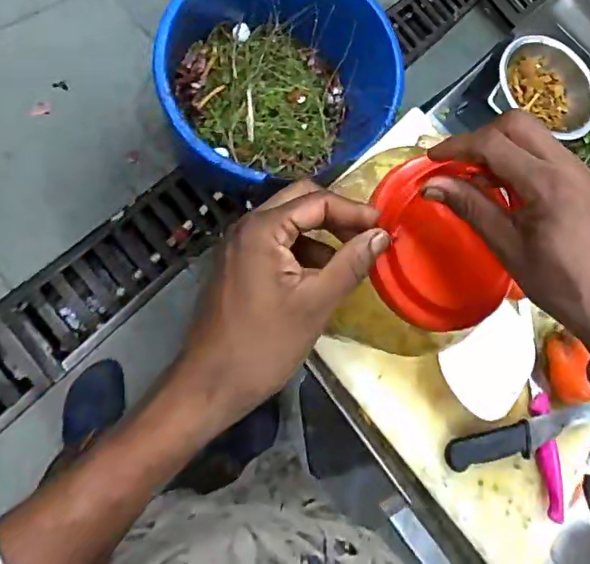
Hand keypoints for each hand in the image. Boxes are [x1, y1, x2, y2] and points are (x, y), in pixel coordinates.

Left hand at [169, 180, 389, 423]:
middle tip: (367, 234)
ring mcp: (238, 244)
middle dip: (337, 215)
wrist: (206, 389)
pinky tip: (323, 274)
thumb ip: (350, 264)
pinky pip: (277, 241)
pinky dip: (303, 249)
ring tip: (352, 256)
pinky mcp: (238, 263)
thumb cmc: (262, 346)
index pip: (318, 201)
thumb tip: (381, 235)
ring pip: (290, 221)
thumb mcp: (315, 304)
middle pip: (301, 200)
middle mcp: (247, 226)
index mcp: (263, 228)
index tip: (384, 225)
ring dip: (321, 232)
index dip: (354, 210)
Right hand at [426, 113, 589, 404]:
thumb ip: (470, 206)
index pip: (493, 144)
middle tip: (457, 165)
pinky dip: (515, 154)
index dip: (457, 146)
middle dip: (480, 136)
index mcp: (547, 182)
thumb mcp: (507, 246)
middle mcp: (564, 163)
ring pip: (529, 131)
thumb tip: (431, 184)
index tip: (432, 159)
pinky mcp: (577, 174)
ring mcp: (574, 166)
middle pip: (514, 123)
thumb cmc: (557, 282)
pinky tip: (501, 183)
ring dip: (498, 143)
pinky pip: (540, 147)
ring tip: (475, 175)